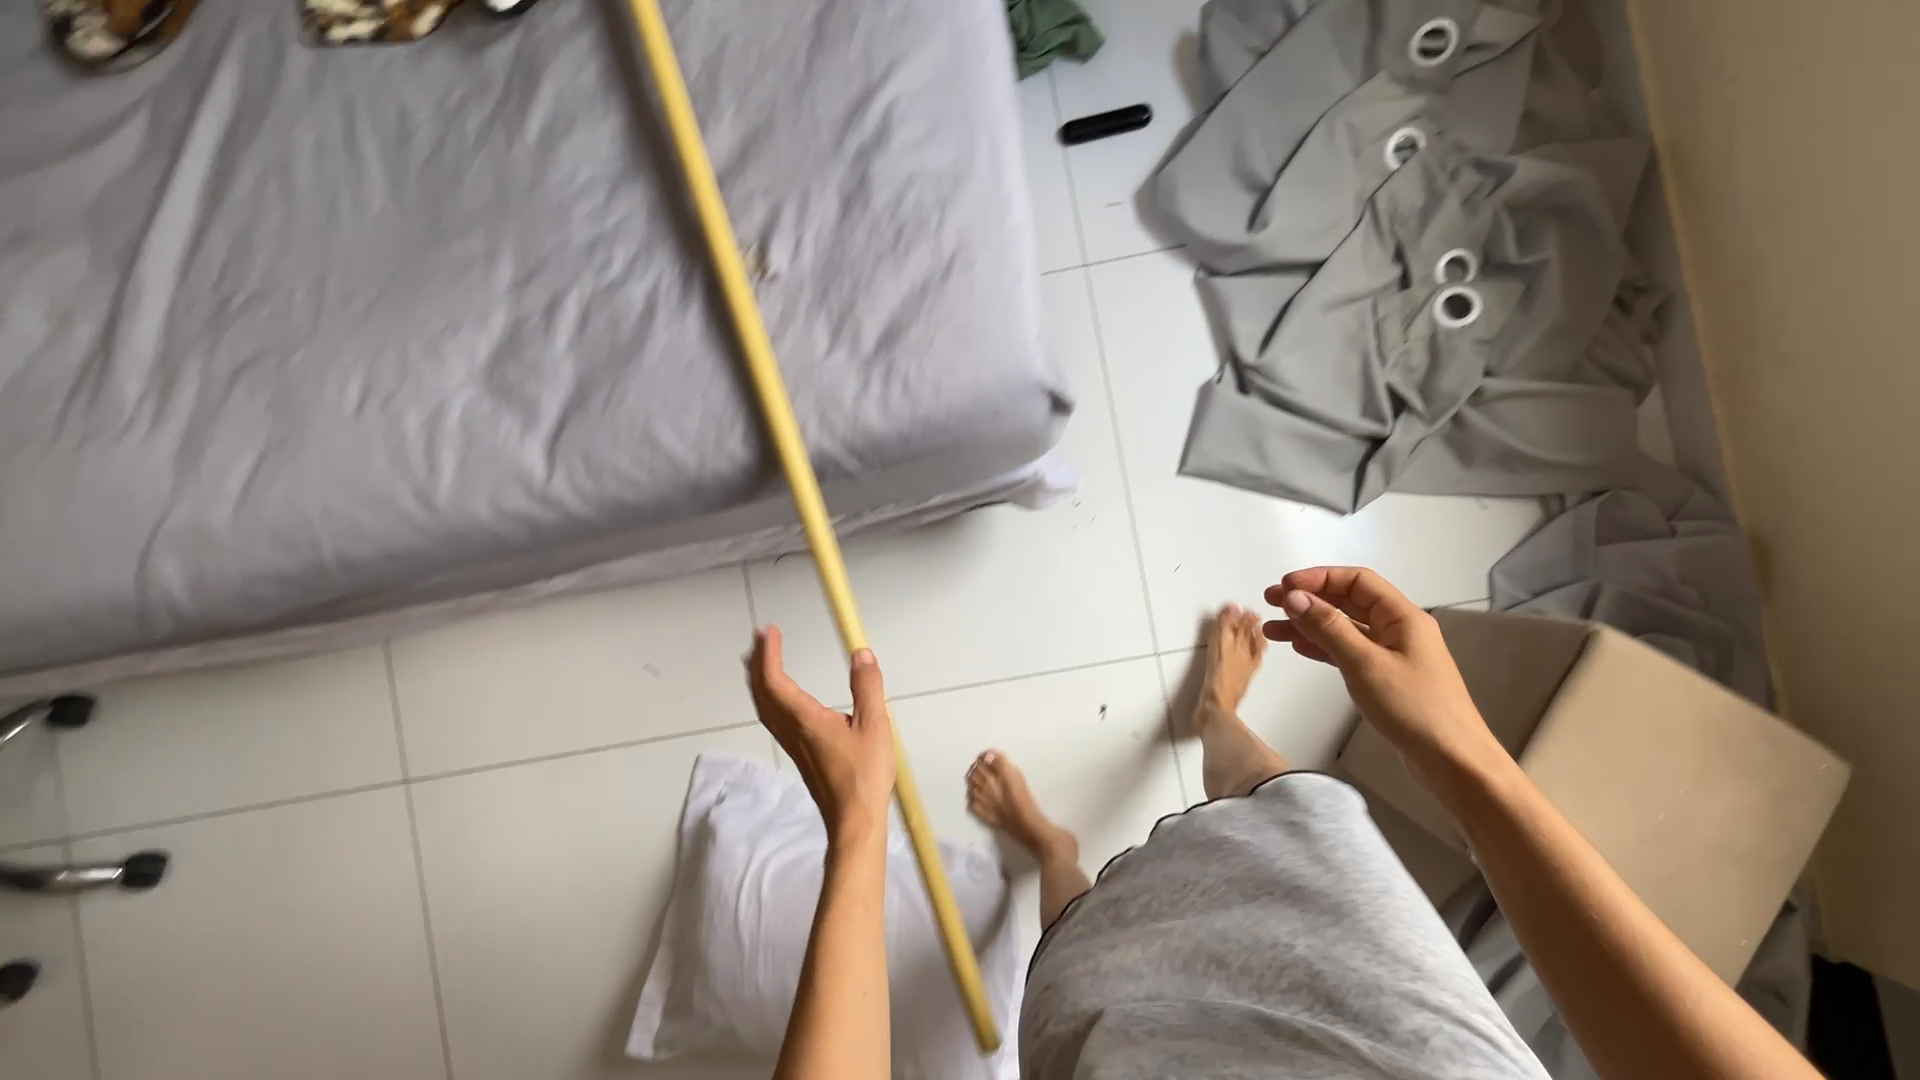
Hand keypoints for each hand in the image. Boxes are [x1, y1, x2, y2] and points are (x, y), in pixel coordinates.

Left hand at [748, 627, 896, 843]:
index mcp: (805, 719)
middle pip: (761, 692)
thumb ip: (867, 687)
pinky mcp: (799, 754)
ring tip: (763, 660)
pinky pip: (772, 718)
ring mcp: (792, 744)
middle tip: (760, 638)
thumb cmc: (864, 774)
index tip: (770, 631)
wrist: (854, 819)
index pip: (775, 680)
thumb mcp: (874, 725)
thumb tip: (861, 654)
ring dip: (759, 680)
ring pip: (763, 707)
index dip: (769, 653)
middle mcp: (791, 730)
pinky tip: (781, 697)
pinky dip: (768, 697)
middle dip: (756, 662)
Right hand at [1261, 567, 1507, 787]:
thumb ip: (1328, 627)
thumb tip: (1294, 596)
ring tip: (1273, 629)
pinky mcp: (1384, 676)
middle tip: (1271, 602)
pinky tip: (1298, 647)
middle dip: (1309, 599)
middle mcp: (1397, 629)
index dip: (1318, 578)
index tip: (1284, 587)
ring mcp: (1391, 653)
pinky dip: (1321, 646)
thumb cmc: (1412, 707)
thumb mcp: (1364, 663)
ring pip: (1343, 628)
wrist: (1452, 760)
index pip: (1356, 581)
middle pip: (1347, 602)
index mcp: (1402, 617)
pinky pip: (1347, 650)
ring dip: (1309, 625)